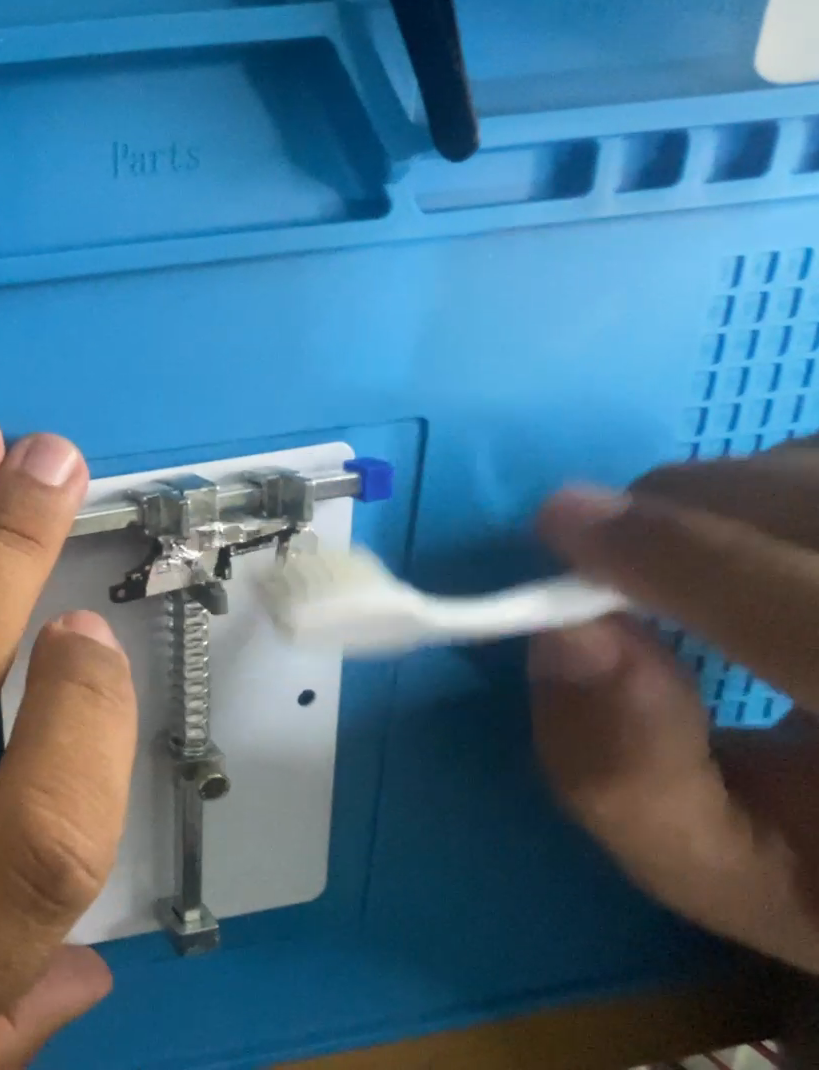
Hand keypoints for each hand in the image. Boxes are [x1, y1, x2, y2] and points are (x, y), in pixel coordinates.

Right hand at [530, 436, 818, 972]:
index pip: (816, 621)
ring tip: (704, 561)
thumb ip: (621, 774)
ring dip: (742, 497)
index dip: (684, 559)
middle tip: (615, 561)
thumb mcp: (714, 867)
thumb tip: (564, 633)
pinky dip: (787, 486)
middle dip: (691, 520)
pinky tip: (775, 547)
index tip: (560, 525)